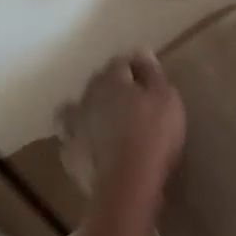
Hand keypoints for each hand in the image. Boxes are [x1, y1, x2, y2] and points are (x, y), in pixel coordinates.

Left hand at [58, 49, 186, 205]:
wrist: (126, 185)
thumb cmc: (153, 135)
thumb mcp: (166, 98)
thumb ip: (152, 73)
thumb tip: (141, 51)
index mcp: (112, 79)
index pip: (121, 62)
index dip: (134, 67)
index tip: (148, 77)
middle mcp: (88, 96)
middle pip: (98, 82)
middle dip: (111, 85)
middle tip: (131, 99)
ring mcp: (74, 125)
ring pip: (75, 108)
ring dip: (87, 109)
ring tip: (102, 120)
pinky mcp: (70, 153)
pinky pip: (72, 137)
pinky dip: (81, 137)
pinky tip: (92, 146)